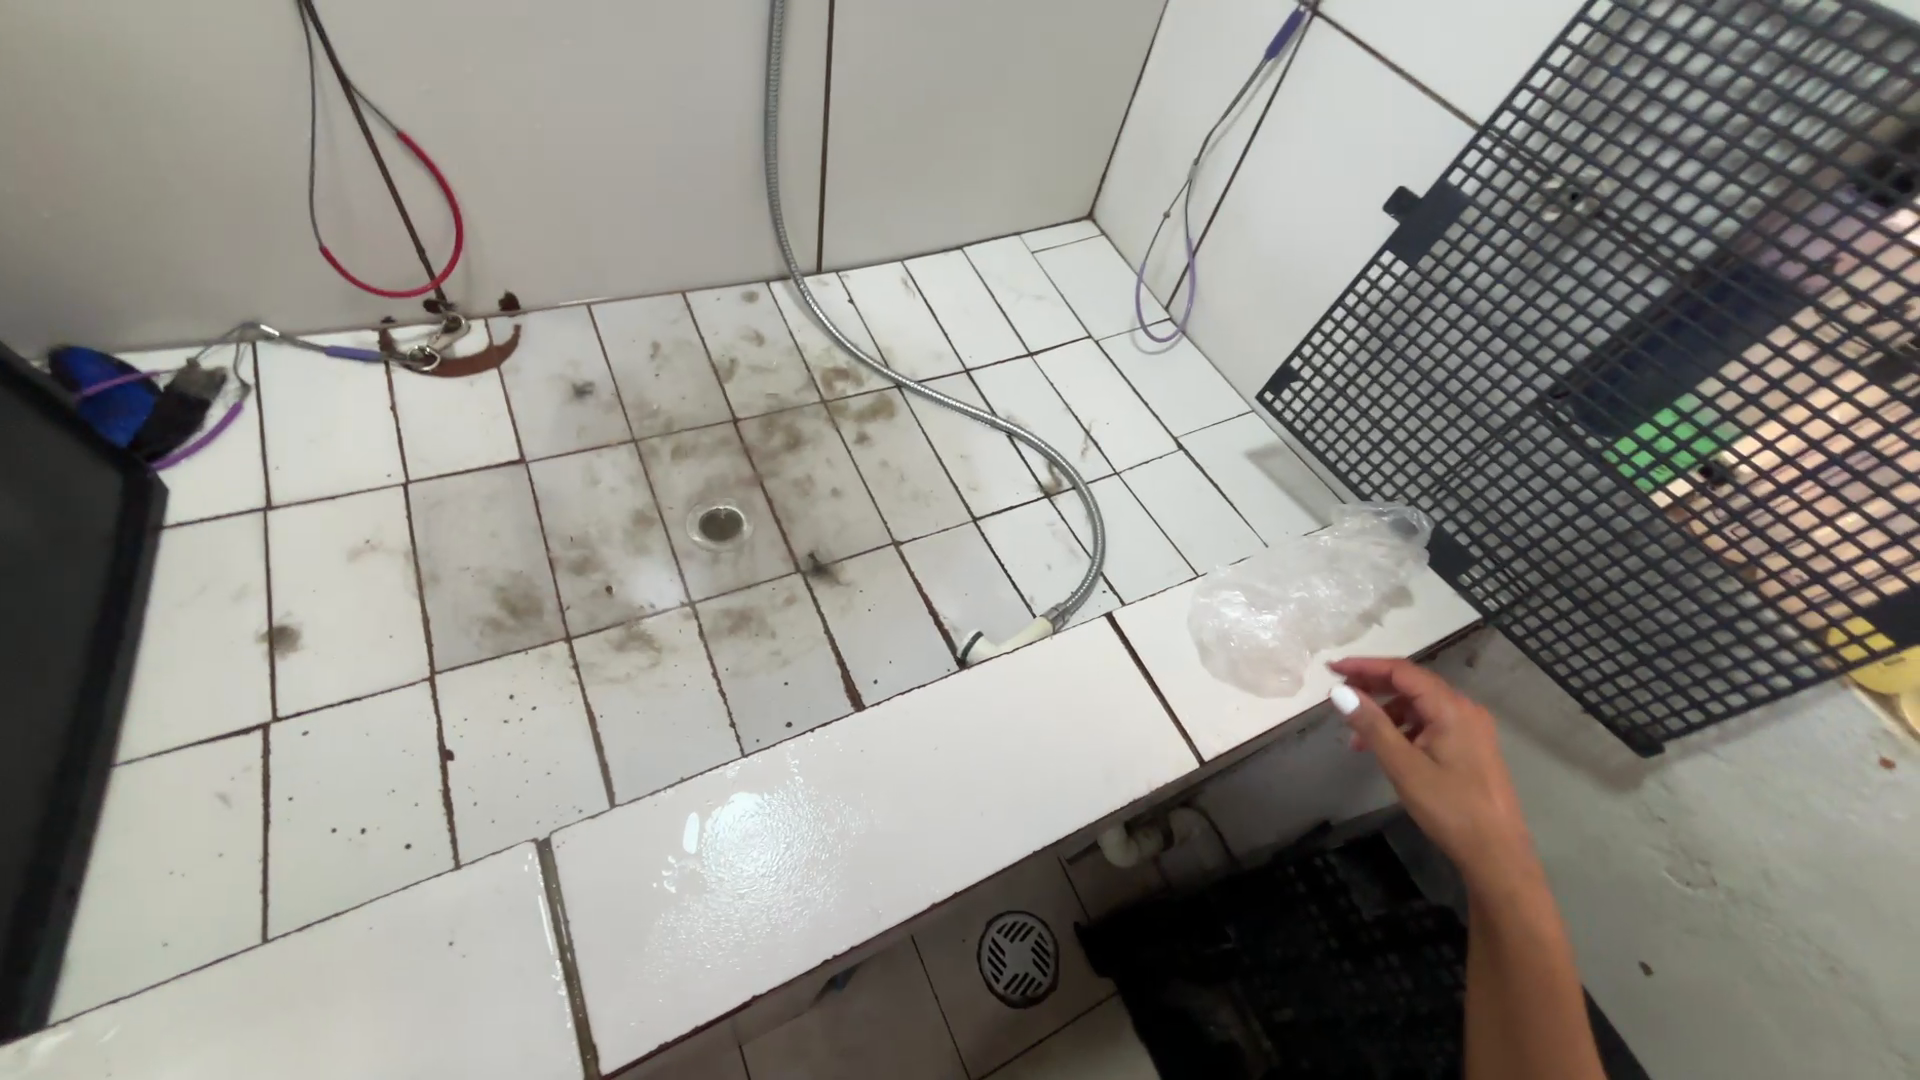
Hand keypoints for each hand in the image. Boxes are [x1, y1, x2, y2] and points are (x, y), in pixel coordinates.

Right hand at [1327, 657, 1539, 895]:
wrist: (1497, 854)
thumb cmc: (1450, 808)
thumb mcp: (1403, 765)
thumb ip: (1371, 724)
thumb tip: (1340, 691)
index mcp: (1452, 709)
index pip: (1402, 671)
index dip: (1364, 666)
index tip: (1331, 669)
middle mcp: (1464, 710)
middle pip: (1412, 684)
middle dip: (1372, 686)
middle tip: (1338, 695)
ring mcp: (1470, 729)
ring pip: (1419, 706)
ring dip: (1385, 712)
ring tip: (1356, 736)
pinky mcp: (1469, 748)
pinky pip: (1429, 723)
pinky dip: (1401, 728)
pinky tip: (1385, 749)